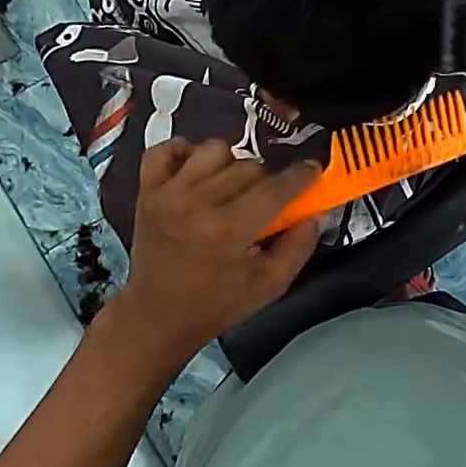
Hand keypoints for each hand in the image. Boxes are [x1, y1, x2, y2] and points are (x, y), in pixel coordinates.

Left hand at [97, 139, 320, 368]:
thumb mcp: (270, 285)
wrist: (156, 317)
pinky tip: (196, 171)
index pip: (275, 188)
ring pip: (214, 150)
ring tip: (231, 188)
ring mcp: (166, 193)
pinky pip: (167, 149)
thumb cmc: (216, 304)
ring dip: (231, 164)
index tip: (313, 169)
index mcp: (228, 231)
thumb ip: (299, 246)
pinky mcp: (146, 190)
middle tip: (267, 201)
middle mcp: (195, 203)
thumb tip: (319, 212)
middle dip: (267, 180)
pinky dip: (185, 152)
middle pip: (248, 166)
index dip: (301, 175)